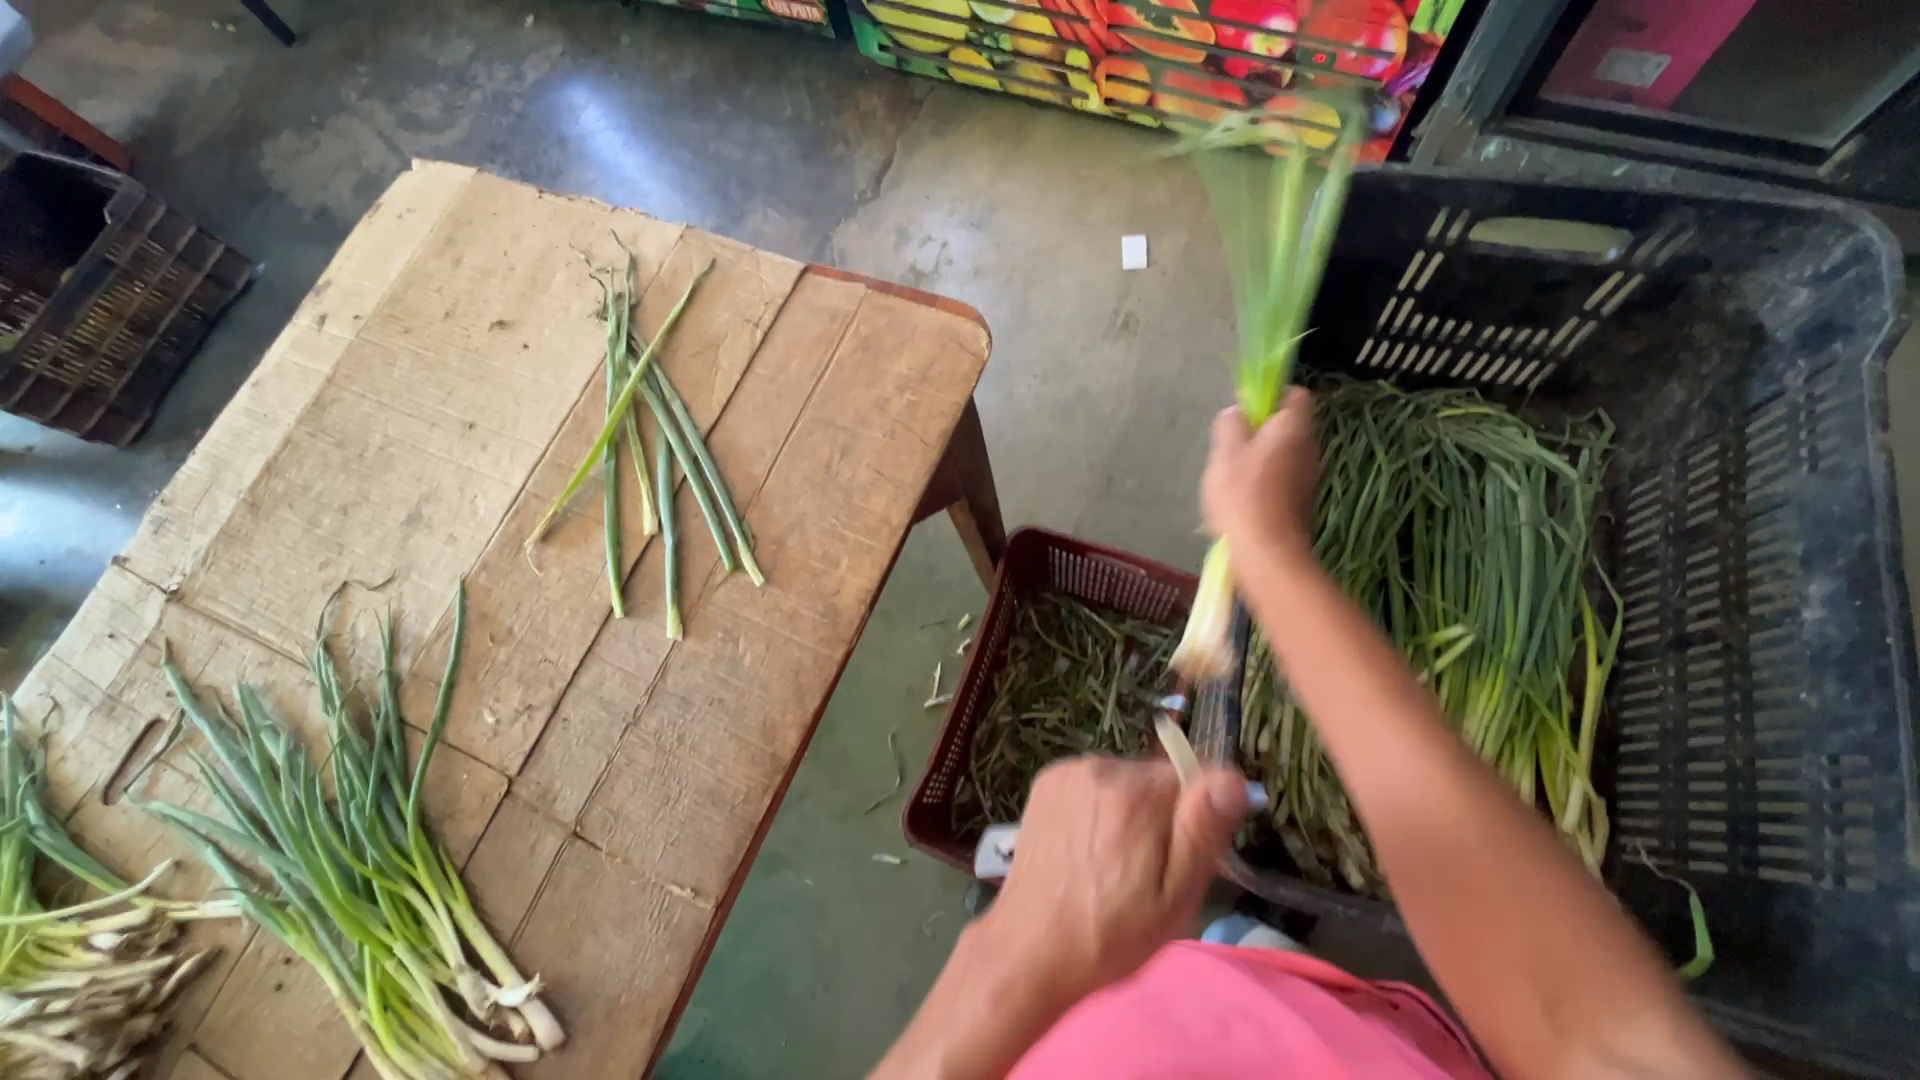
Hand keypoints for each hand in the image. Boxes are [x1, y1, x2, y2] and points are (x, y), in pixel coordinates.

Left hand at [974, 757, 1249, 1003]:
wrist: (1030, 948)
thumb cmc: (1111, 933)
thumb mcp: (1175, 896)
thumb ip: (1203, 830)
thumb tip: (1233, 776)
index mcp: (1136, 791)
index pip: (1193, 777)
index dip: (1195, 820)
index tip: (1179, 860)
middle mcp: (1100, 766)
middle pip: (1156, 778)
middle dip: (1160, 816)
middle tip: (1144, 872)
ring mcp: (1068, 771)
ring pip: (1124, 781)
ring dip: (1127, 811)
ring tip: (1110, 865)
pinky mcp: (1046, 782)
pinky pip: (1092, 785)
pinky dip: (1097, 808)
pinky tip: (1085, 850)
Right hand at [1200, 389, 1318, 559]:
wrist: (1267, 551)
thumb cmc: (1243, 496)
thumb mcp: (1224, 452)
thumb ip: (1230, 424)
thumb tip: (1236, 412)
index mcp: (1293, 428)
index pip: (1295, 394)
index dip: (1271, 396)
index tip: (1245, 410)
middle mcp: (1309, 448)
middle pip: (1288, 426)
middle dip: (1260, 431)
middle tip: (1231, 446)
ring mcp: (1309, 477)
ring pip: (1284, 454)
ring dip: (1261, 459)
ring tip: (1232, 477)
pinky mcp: (1302, 501)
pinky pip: (1283, 479)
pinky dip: (1265, 482)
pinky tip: (1243, 500)